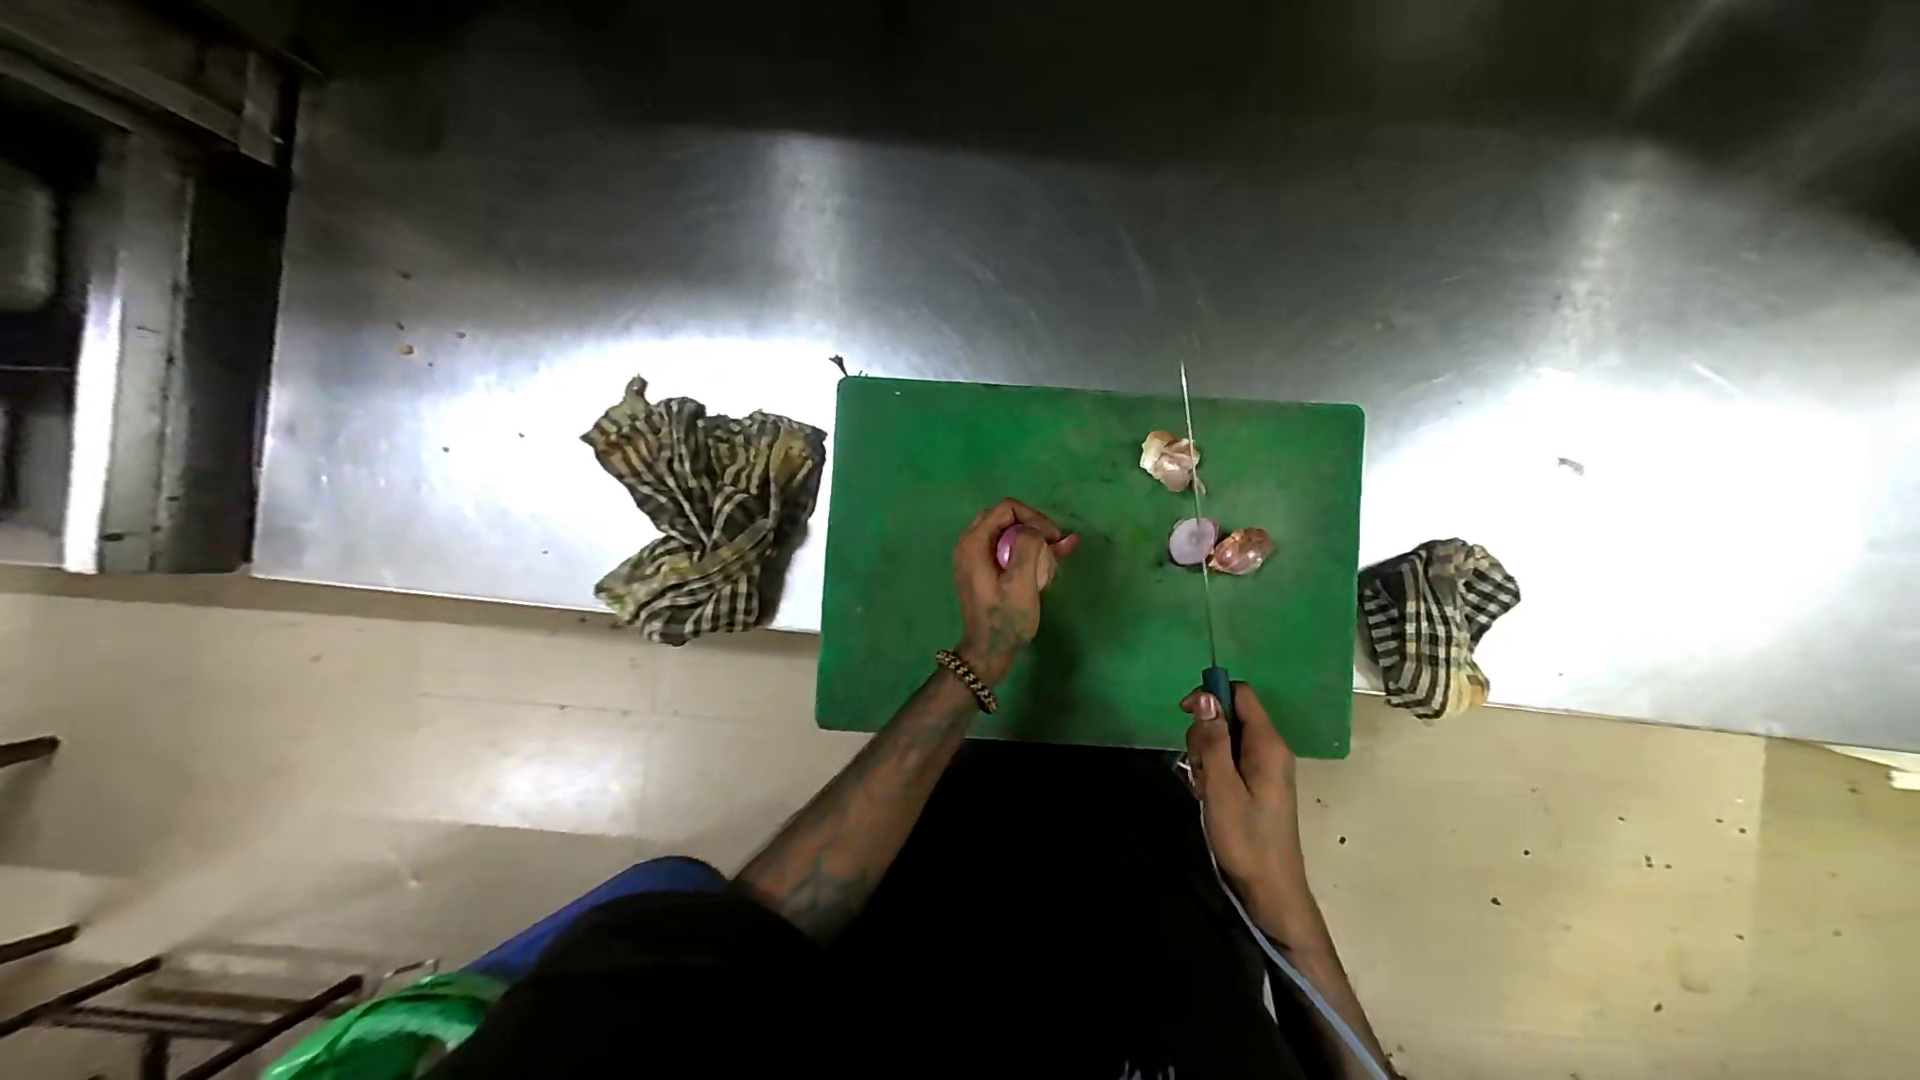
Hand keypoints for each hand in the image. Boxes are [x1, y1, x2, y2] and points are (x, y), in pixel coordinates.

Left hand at [952, 498, 1078, 684]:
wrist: (988, 652)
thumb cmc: (1005, 619)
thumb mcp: (1021, 582)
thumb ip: (1027, 547)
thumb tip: (1034, 531)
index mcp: (973, 543)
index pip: (1007, 508)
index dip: (1034, 517)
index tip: (1053, 539)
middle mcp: (968, 545)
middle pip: (1006, 517)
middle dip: (1035, 526)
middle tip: (1056, 544)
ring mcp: (973, 558)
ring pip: (1007, 533)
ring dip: (1034, 538)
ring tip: (1059, 551)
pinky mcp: (981, 570)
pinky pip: (1004, 549)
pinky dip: (1026, 551)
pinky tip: (1049, 560)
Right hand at [1182, 683, 1308, 921]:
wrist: (1270, 890)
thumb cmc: (1245, 839)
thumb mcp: (1221, 786)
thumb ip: (1213, 740)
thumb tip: (1205, 696)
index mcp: (1268, 744)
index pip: (1241, 693)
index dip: (1211, 695)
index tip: (1186, 715)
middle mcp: (1270, 749)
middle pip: (1230, 715)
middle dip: (1204, 733)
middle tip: (1197, 767)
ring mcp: (1265, 767)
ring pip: (1225, 738)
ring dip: (1205, 754)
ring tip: (1202, 786)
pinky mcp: (1257, 784)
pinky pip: (1229, 759)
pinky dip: (1212, 770)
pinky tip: (1207, 794)